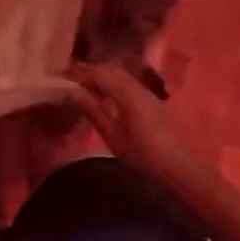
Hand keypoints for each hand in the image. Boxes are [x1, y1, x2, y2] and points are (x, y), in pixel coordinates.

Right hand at [67, 62, 200, 183]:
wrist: (177, 169)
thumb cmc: (142, 156)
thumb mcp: (112, 136)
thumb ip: (93, 111)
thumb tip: (72, 93)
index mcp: (129, 95)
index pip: (101, 74)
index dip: (81, 72)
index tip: (62, 75)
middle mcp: (140, 89)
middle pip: (113, 71)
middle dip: (91, 71)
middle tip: (70, 78)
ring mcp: (149, 95)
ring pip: (122, 77)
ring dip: (103, 77)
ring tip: (84, 87)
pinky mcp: (153, 103)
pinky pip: (129, 85)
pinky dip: (114, 85)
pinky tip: (105, 97)